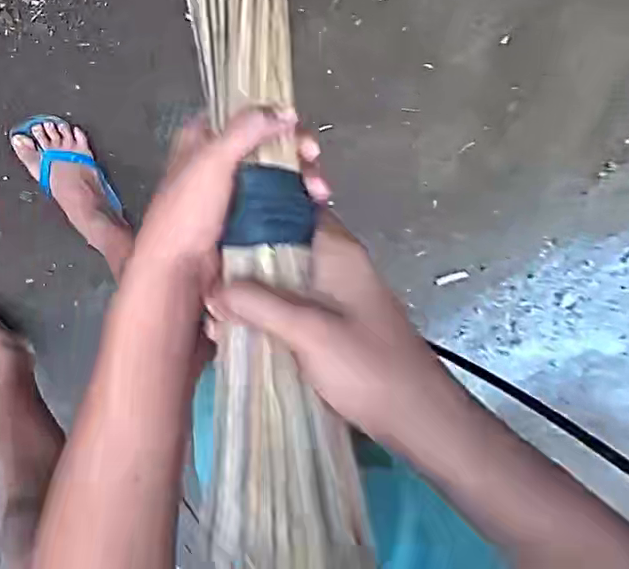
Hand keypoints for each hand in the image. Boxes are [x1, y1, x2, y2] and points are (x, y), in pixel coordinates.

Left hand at [129, 107, 328, 284]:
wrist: (179, 270)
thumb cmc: (187, 211)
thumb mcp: (211, 161)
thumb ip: (244, 131)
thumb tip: (284, 110)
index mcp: (199, 139)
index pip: (238, 114)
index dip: (268, 114)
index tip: (295, 122)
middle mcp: (216, 161)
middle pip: (263, 143)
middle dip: (294, 148)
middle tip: (314, 158)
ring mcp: (233, 190)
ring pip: (275, 171)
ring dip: (302, 175)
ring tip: (319, 189)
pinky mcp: (248, 218)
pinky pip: (279, 200)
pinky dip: (299, 199)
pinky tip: (316, 204)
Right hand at [208, 212, 459, 445]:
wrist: (426, 428)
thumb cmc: (372, 368)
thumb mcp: (308, 331)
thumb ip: (256, 303)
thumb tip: (210, 289)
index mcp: (334, 247)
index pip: (287, 200)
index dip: (249, 201)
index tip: (211, 213)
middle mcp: (330, 260)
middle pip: (272, 238)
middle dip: (235, 253)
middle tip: (202, 270)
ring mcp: (327, 291)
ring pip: (272, 272)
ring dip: (242, 287)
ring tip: (211, 308)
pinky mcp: (323, 319)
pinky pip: (279, 300)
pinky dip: (256, 308)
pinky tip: (231, 327)